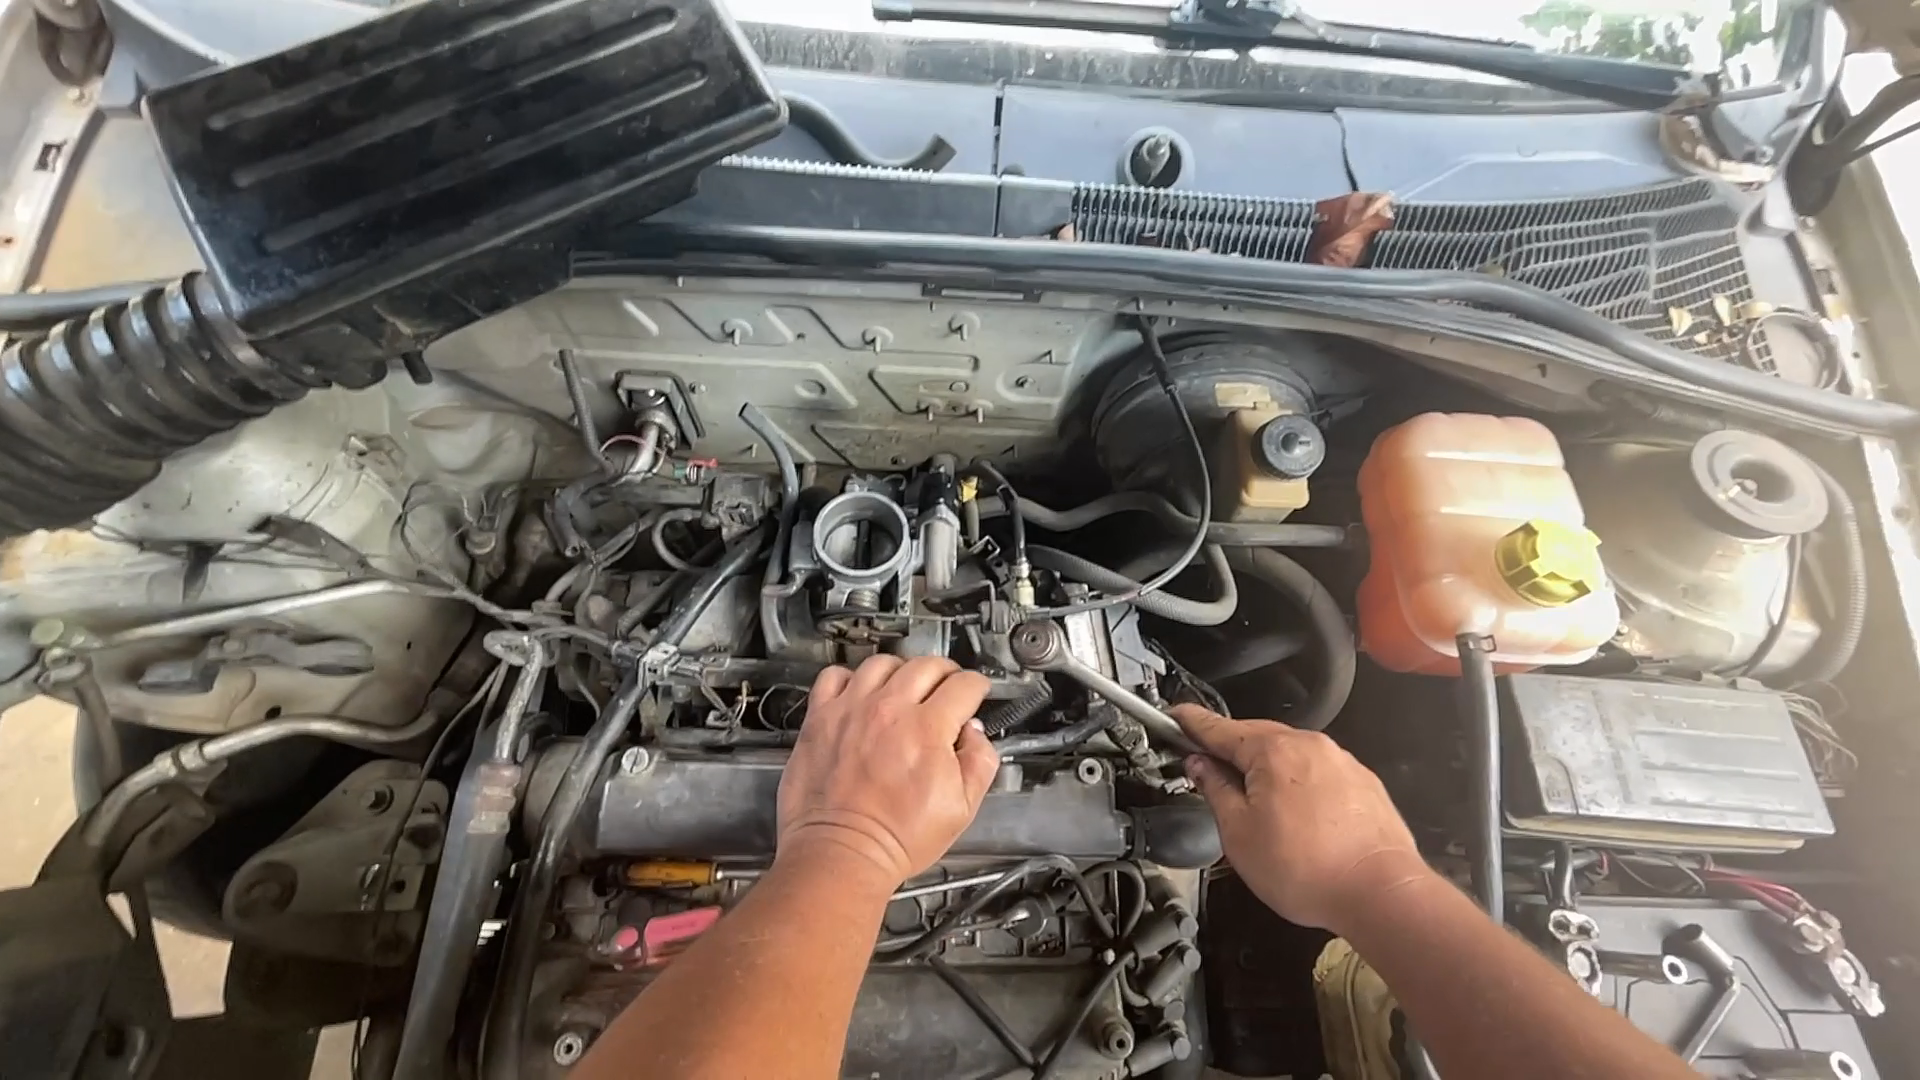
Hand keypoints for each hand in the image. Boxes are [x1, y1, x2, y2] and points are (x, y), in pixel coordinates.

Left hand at [777, 656, 998, 889]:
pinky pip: (834, 675)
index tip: (976, 691)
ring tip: (906, 686)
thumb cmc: (895, 838)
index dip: (977, 685)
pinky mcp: (821, 718)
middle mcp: (889, 710)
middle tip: (948, 686)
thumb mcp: (961, 809)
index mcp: (927, 728)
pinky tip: (860, 691)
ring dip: (902, 670)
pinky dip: (851, 677)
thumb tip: (975, 735)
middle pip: (927, 665)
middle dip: (946, 673)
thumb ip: (980, 763)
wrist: (841, 854)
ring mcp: (851, 709)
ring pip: (883, 662)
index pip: (963, 685)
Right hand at [1176, 704, 1433, 933]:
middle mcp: (1307, 744)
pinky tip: (1296, 811)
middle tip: (1208, 766)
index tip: (1175, 715)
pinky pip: (1317, 770)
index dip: (1192, 722)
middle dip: (1231, 749)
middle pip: (1255, 736)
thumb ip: (1215, 789)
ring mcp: (1340, 760)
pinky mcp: (1364, 782)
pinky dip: (1297, 780)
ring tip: (1254, 798)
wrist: (1384, 896)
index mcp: (1271, 750)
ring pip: (1289, 753)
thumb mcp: (1238, 833)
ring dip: (1266, 766)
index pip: (1219, 728)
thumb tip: (1199, 763)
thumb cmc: (1303, 868)